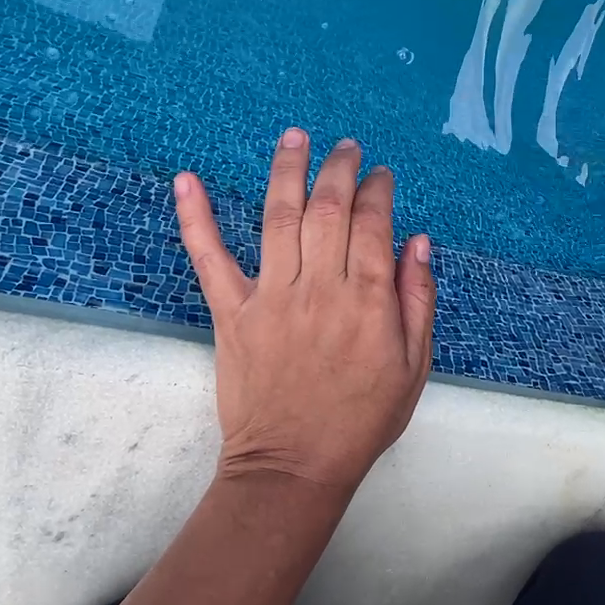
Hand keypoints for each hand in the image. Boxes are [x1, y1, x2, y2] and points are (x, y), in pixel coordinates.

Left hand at [172, 129, 435, 492]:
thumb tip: (416, 241)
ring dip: (288, 171)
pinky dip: (196, 218)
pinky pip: (210, 258)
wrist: (294, 466)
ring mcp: (272, 297)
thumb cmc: (361, 419)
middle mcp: (321, 288)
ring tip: (295, 137)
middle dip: (340, 168)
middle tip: (346, 146)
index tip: (380, 174)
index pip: (373, 224)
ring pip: (280, 218)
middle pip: (329, 209)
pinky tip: (186, 181)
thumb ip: (418, 300)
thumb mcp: (414, 366)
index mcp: (369, 301)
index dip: (377, 190)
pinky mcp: (233, 313)